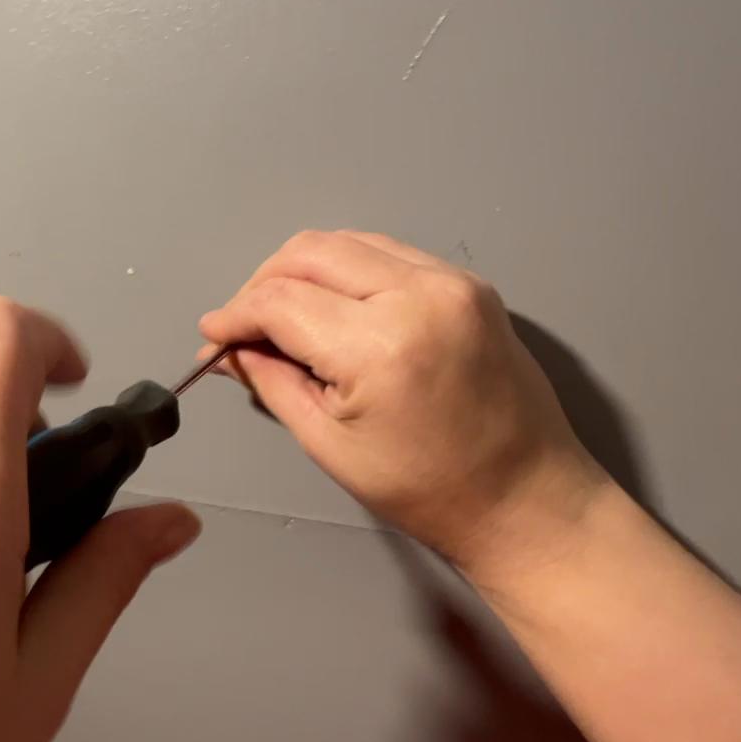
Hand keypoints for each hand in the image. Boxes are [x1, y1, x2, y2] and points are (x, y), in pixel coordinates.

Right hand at [199, 231, 603, 577]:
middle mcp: (419, 293)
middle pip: (308, 252)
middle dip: (260, 285)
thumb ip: (270, 381)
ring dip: (299, 272)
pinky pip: (383, 253)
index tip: (212, 338)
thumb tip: (229, 350)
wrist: (528, 499)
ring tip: (281, 319)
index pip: (280, 301)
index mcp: (380, 345)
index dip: (234, 316)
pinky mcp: (467, 282)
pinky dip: (342, 271)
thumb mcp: (327, 442)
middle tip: (242, 328)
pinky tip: (329, 309)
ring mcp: (451, 280)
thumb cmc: (424, 489)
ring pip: (345, 242)